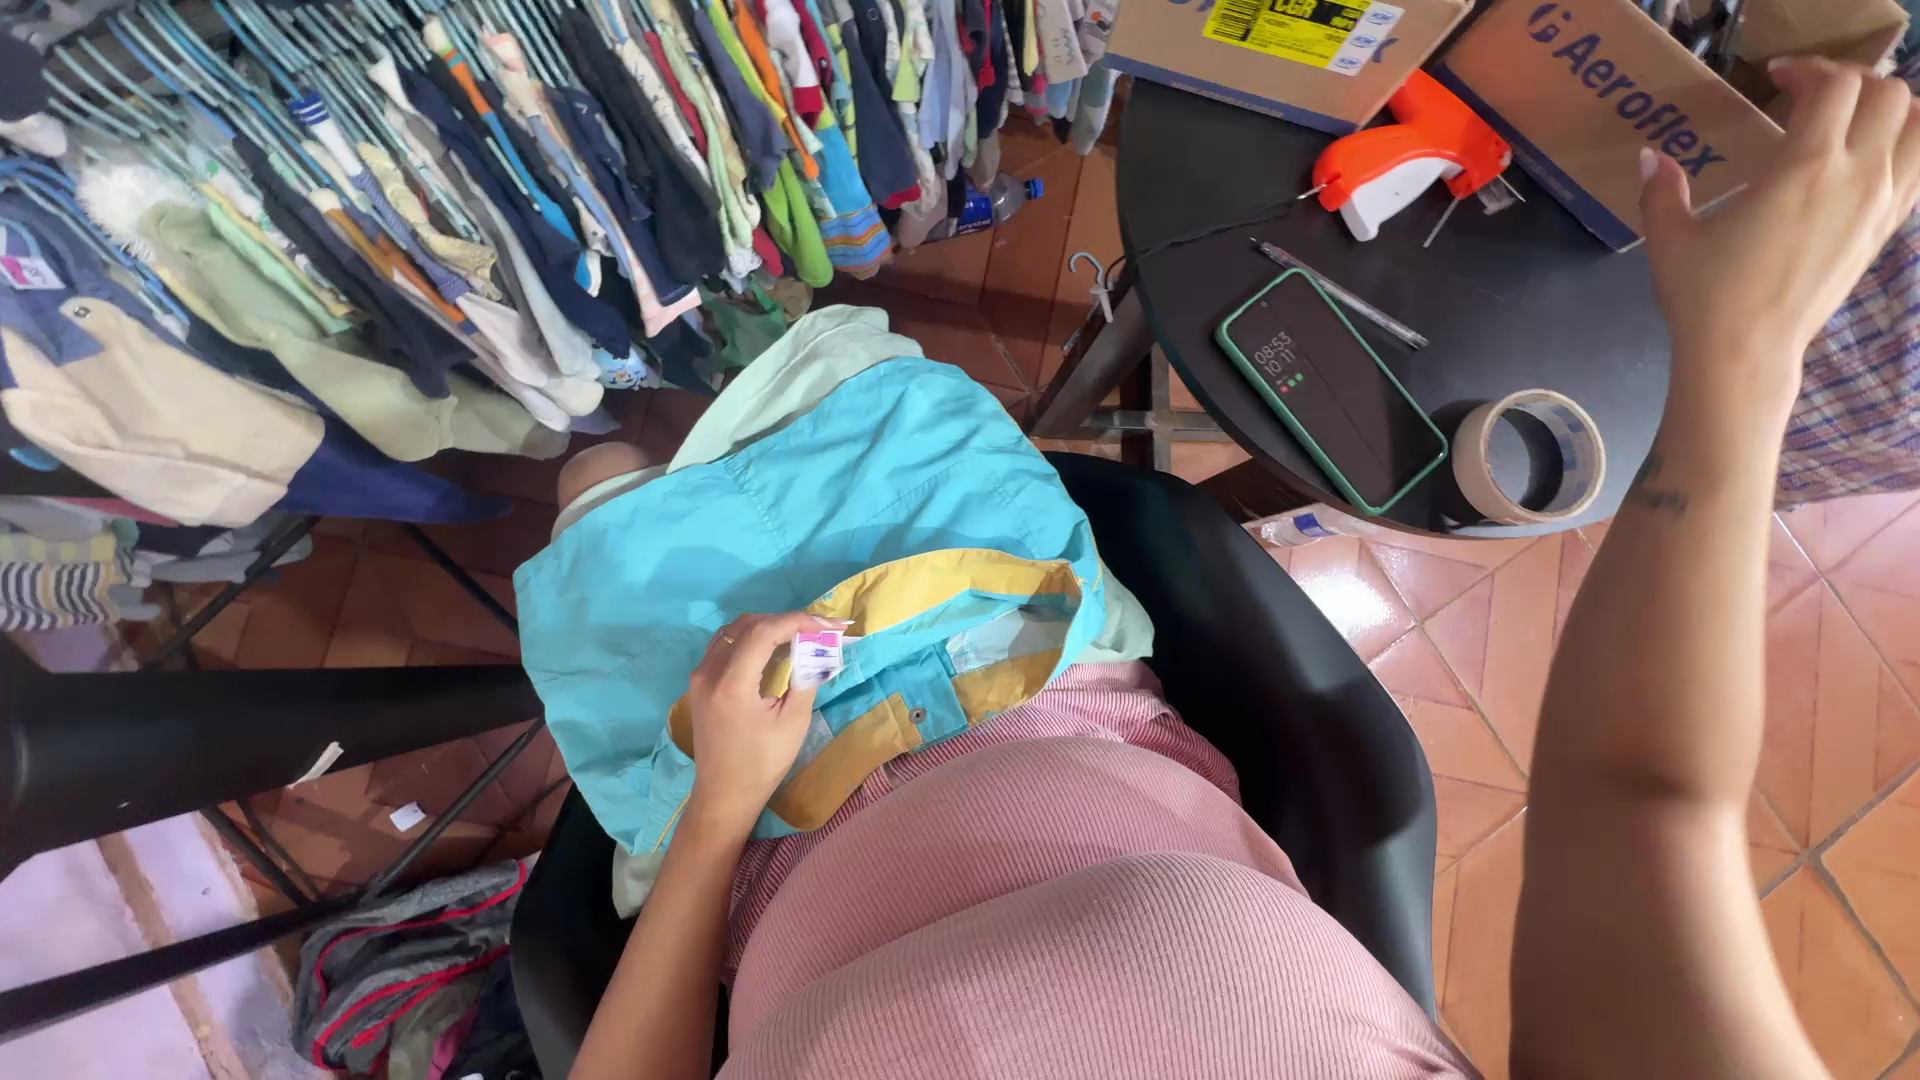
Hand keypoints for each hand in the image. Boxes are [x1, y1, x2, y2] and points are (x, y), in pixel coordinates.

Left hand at [682, 611, 849, 831]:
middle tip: (820, 629)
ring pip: (735, 630)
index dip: (797, 622)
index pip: (764, 632)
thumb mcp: (794, 722)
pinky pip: (726, 643)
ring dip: (769, 626)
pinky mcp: (700, 680)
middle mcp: (708, 673)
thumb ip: (806, 677)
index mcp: (731, 685)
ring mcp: (700, 675)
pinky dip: (752, 637)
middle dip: (787, 621)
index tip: (827, 626)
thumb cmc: (763, 764)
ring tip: (800, 634)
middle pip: (749, 625)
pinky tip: (774, 646)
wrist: (724, 794)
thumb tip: (820, 646)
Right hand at [1640, 57, 1919, 419]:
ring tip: (1854, 115)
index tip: (1776, 74)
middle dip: (1852, 81)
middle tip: (1811, 93)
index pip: (1832, 89)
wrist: (1746, 348)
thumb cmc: (1702, 294)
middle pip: (1889, 93)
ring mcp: (1883, 197)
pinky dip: (1907, 141)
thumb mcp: (1669, 242)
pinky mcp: (1889, 222)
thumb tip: (1649, 156)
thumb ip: (1662, 193)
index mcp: (1800, 170)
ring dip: (1893, 104)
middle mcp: (1857, 173)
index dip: (1807, 69)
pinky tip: (1873, 153)